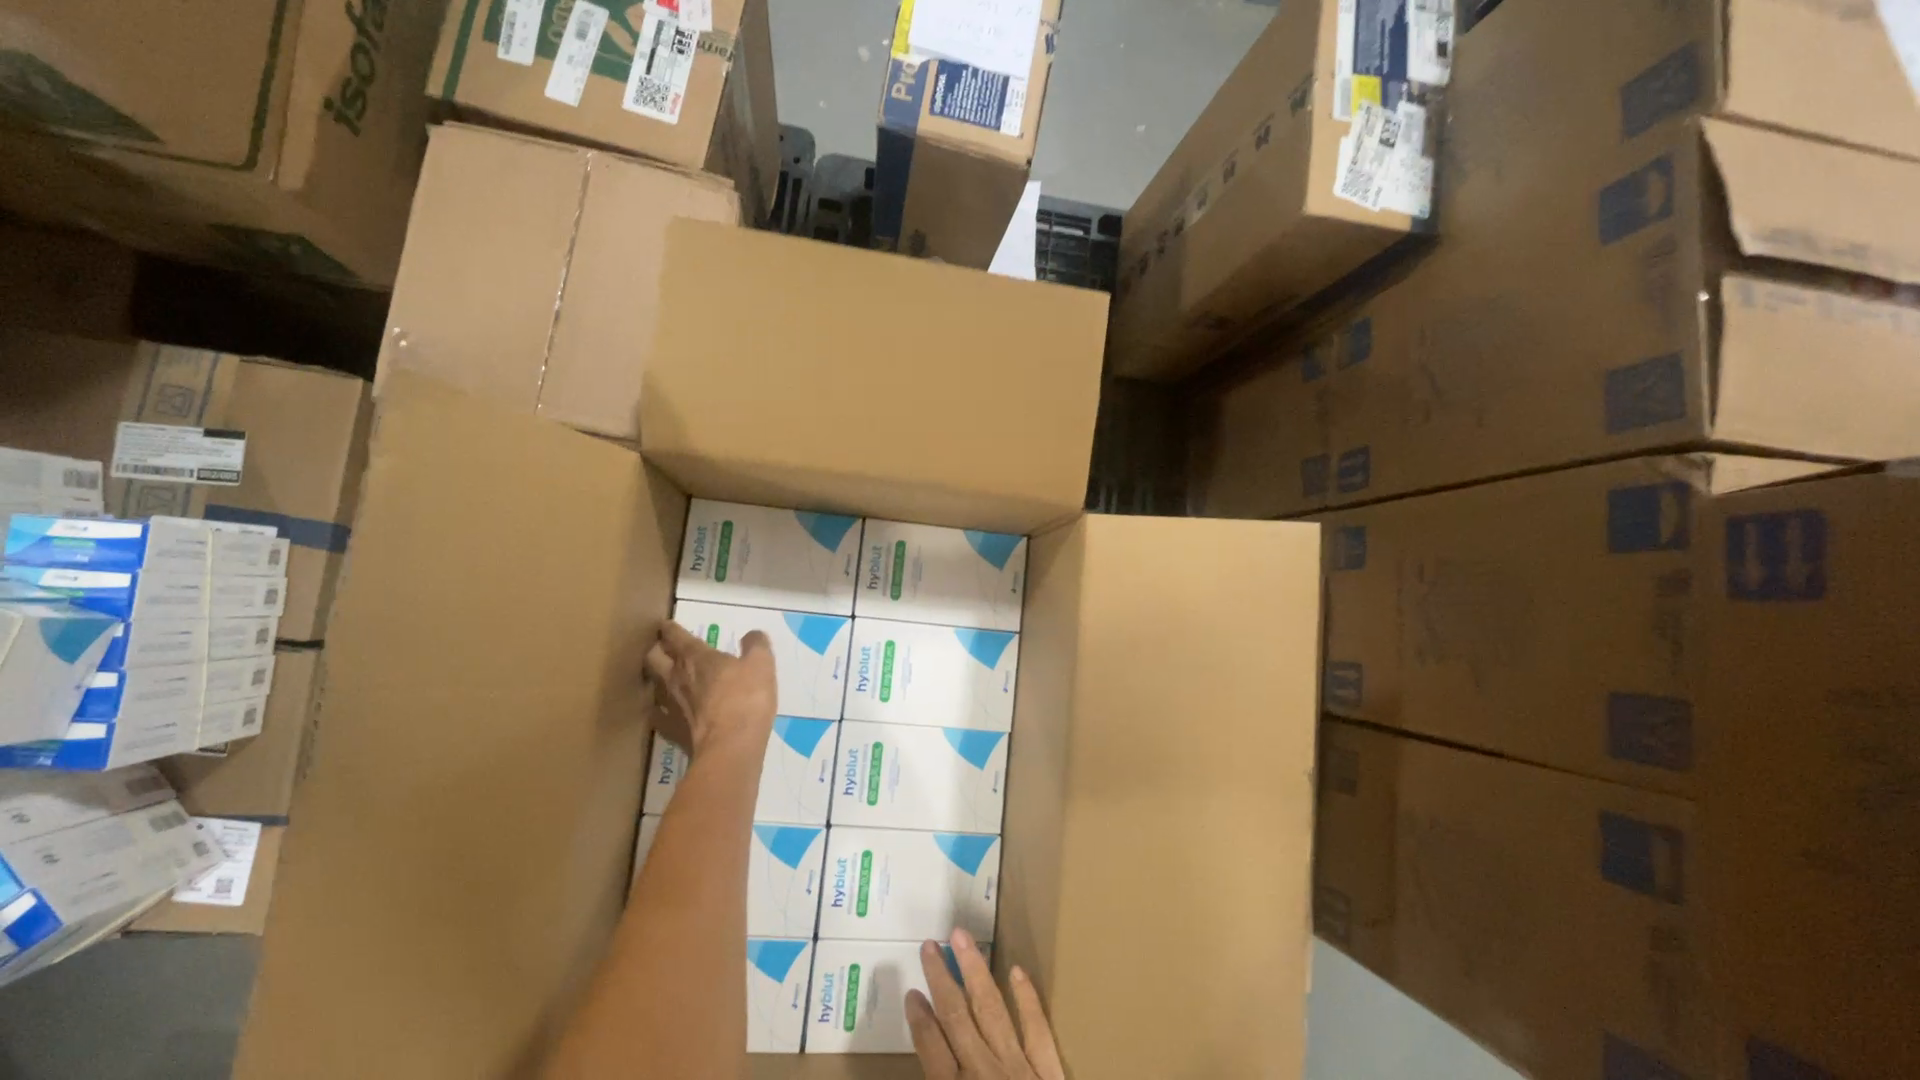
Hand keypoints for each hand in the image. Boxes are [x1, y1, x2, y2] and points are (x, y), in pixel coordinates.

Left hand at [643, 622, 776, 756]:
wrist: (731, 746)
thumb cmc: (747, 699)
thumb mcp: (762, 665)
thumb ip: (756, 645)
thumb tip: (752, 635)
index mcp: (697, 657)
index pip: (675, 636)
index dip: (670, 629)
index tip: (666, 625)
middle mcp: (676, 677)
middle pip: (653, 658)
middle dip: (656, 650)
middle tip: (662, 649)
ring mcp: (670, 705)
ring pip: (652, 685)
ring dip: (656, 679)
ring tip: (663, 678)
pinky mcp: (671, 730)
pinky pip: (658, 716)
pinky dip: (660, 711)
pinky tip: (667, 712)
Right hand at [906, 929, 1064, 1079]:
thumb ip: (939, 1076)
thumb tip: (931, 1047)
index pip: (931, 1043)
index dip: (919, 1016)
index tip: (913, 991)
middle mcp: (983, 1071)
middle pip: (956, 1016)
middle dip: (941, 977)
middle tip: (931, 944)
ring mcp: (1018, 1067)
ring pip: (992, 1009)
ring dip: (974, 971)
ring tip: (962, 938)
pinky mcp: (1049, 1072)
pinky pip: (1037, 1030)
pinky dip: (1027, 999)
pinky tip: (1017, 970)